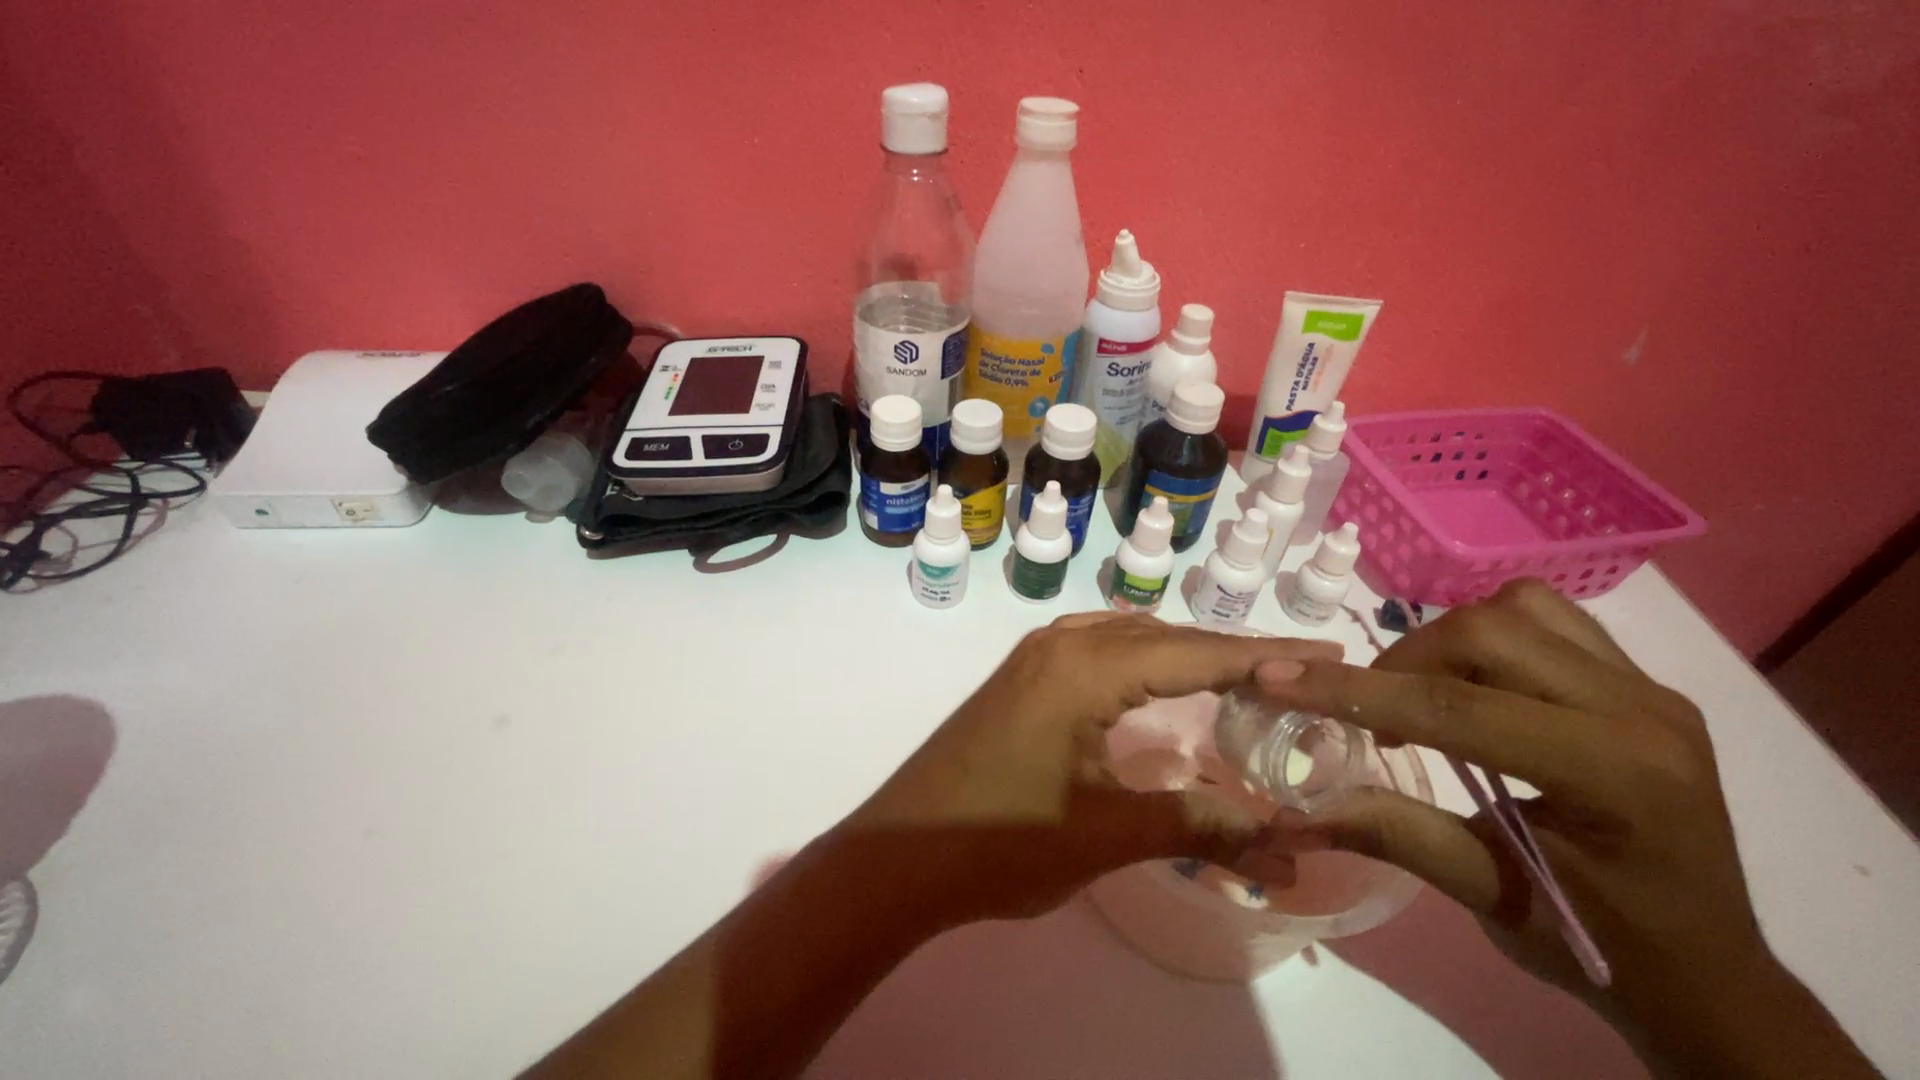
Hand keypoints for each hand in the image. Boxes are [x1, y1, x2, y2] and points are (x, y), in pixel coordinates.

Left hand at [841, 613, 1341, 927]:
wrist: (898, 857)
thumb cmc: (1000, 843)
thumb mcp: (1107, 835)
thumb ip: (1198, 824)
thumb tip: (1290, 841)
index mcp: (1085, 667)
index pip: (1197, 653)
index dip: (1267, 658)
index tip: (1330, 656)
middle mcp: (1060, 645)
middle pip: (1165, 637)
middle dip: (1233, 654)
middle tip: (1301, 673)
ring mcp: (1033, 659)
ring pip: (1128, 639)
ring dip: (1185, 654)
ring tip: (1245, 677)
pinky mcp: (1018, 681)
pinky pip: (1097, 651)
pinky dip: (1142, 662)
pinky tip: (1160, 686)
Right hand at [1255, 579, 1877, 1078]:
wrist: (1707, 973)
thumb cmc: (1600, 947)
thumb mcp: (1487, 894)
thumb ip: (1392, 833)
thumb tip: (1294, 808)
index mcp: (1609, 772)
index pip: (1454, 709)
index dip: (1351, 691)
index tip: (1274, 677)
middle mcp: (1641, 710)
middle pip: (1488, 633)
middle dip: (1402, 663)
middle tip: (1372, 719)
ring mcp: (1650, 689)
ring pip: (1519, 609)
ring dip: (1446, 642)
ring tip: (1423, 699)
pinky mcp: (1644, 685)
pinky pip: (1550, 621)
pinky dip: (1489, 638)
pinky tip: (1475, 687)